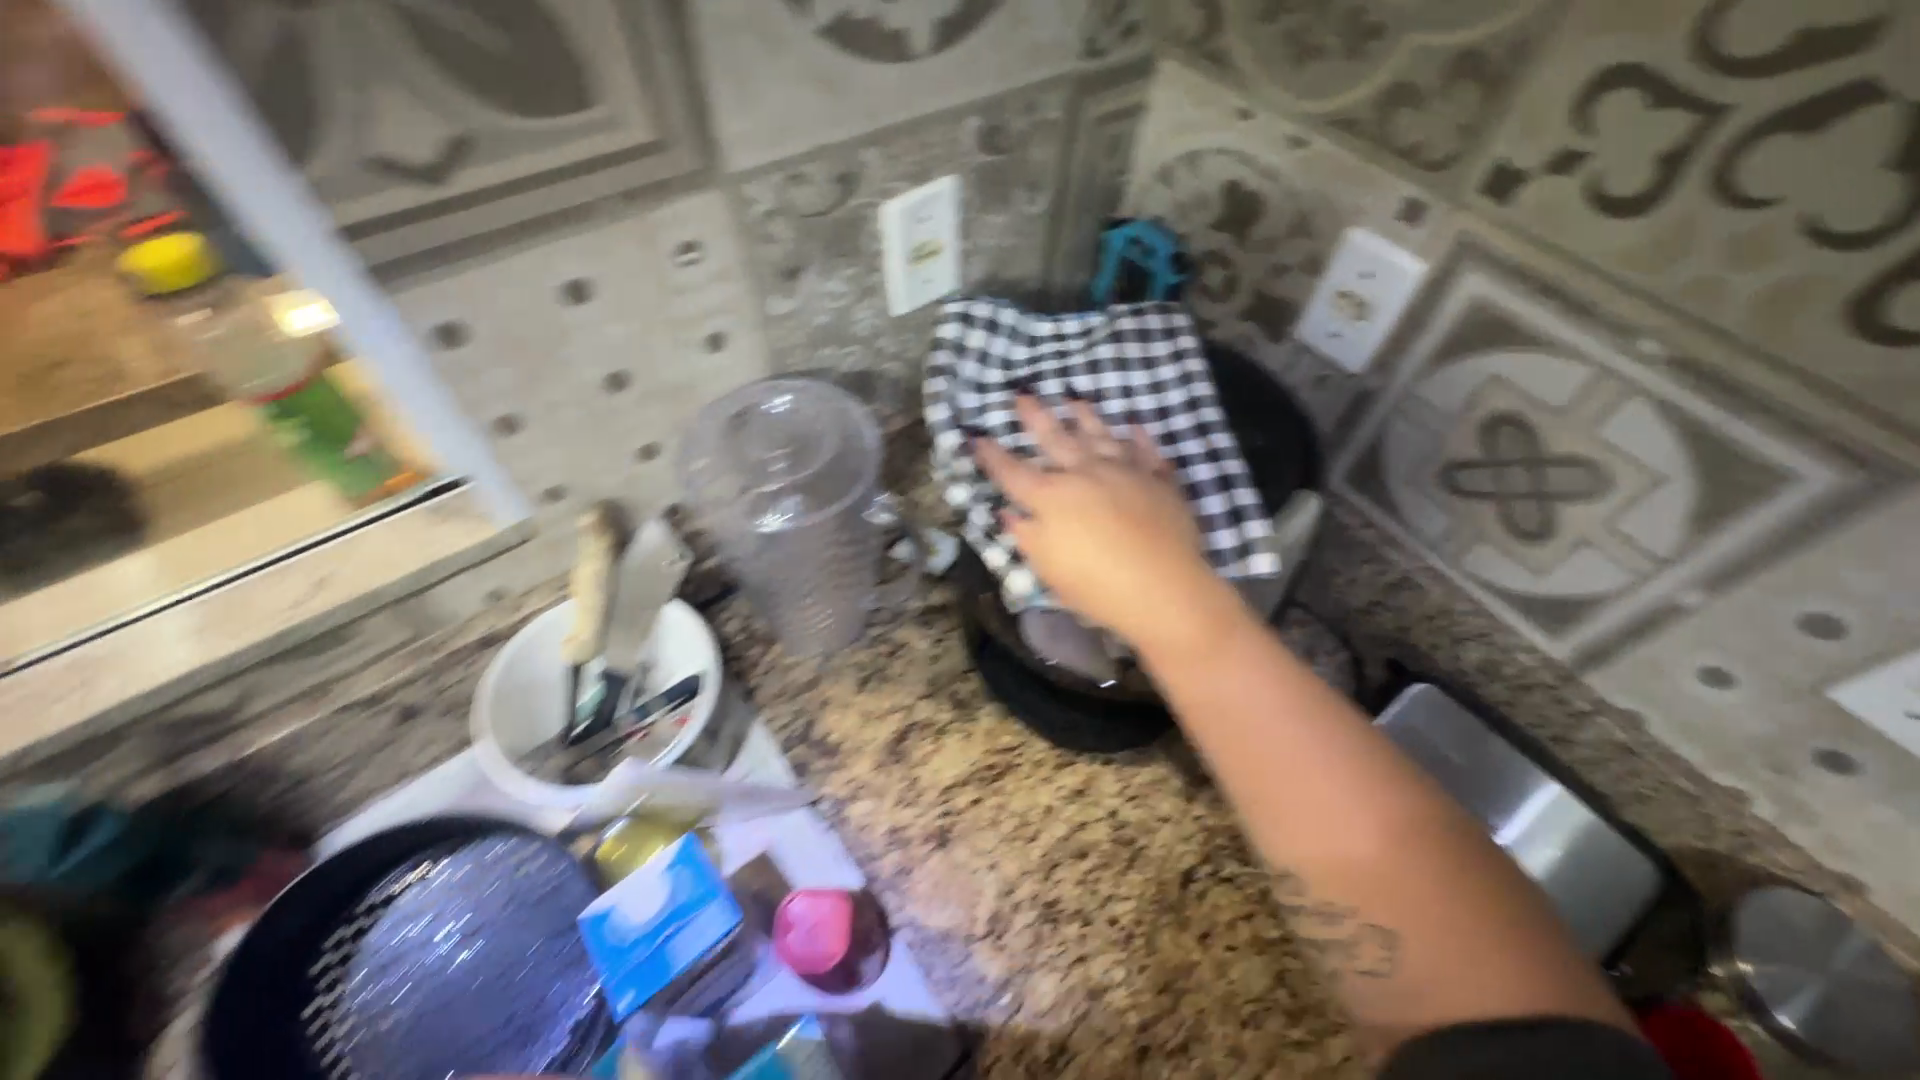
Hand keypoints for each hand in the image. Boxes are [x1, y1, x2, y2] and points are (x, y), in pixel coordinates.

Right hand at [970, 396, 1244, 654]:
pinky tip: (1133, 428)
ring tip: (1074, 400)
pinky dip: (1139, 439)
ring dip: (1085, 417)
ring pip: (1101, 436)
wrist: (1163, 588)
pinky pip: (1147, 452)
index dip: (992, 456)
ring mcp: (1125, 473)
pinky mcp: (1160, 482)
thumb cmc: (1096, 586)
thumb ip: (1027, 536)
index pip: (1012, 473)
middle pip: (1055, 439)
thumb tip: (1008, 513)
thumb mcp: (1048, 568)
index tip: (977, 438)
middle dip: (1035, 417)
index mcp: (1051, 498)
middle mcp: (1085, 474)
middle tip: (1022, 395)